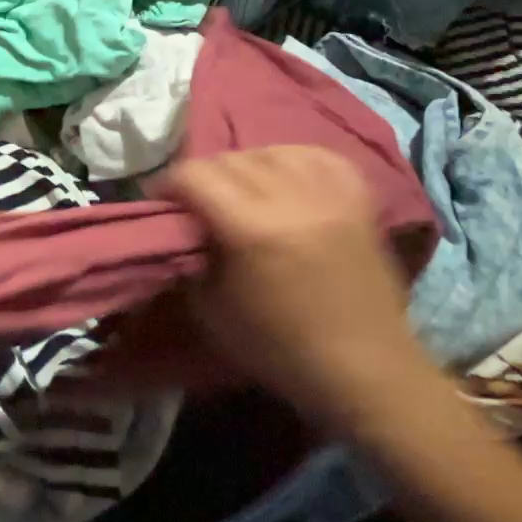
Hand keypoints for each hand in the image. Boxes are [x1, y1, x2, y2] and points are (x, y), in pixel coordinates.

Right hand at [104, 146, 430, 426]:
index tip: (158, 203)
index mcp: (252, 229)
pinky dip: (291, 160)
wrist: (363, 369)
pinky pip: (319, 156)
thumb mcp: (209, 306)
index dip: (167, 184)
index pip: (194, 176)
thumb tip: (179, 226)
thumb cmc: (277, 347)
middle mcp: (293, 200)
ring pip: (271, 152)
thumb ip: (190, 255)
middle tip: (192, 203)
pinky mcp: (359, 202)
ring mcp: (332, 197)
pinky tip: (280, 176)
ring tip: (236, 190)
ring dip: (243, 165)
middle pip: (230, 160)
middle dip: (201, 176)